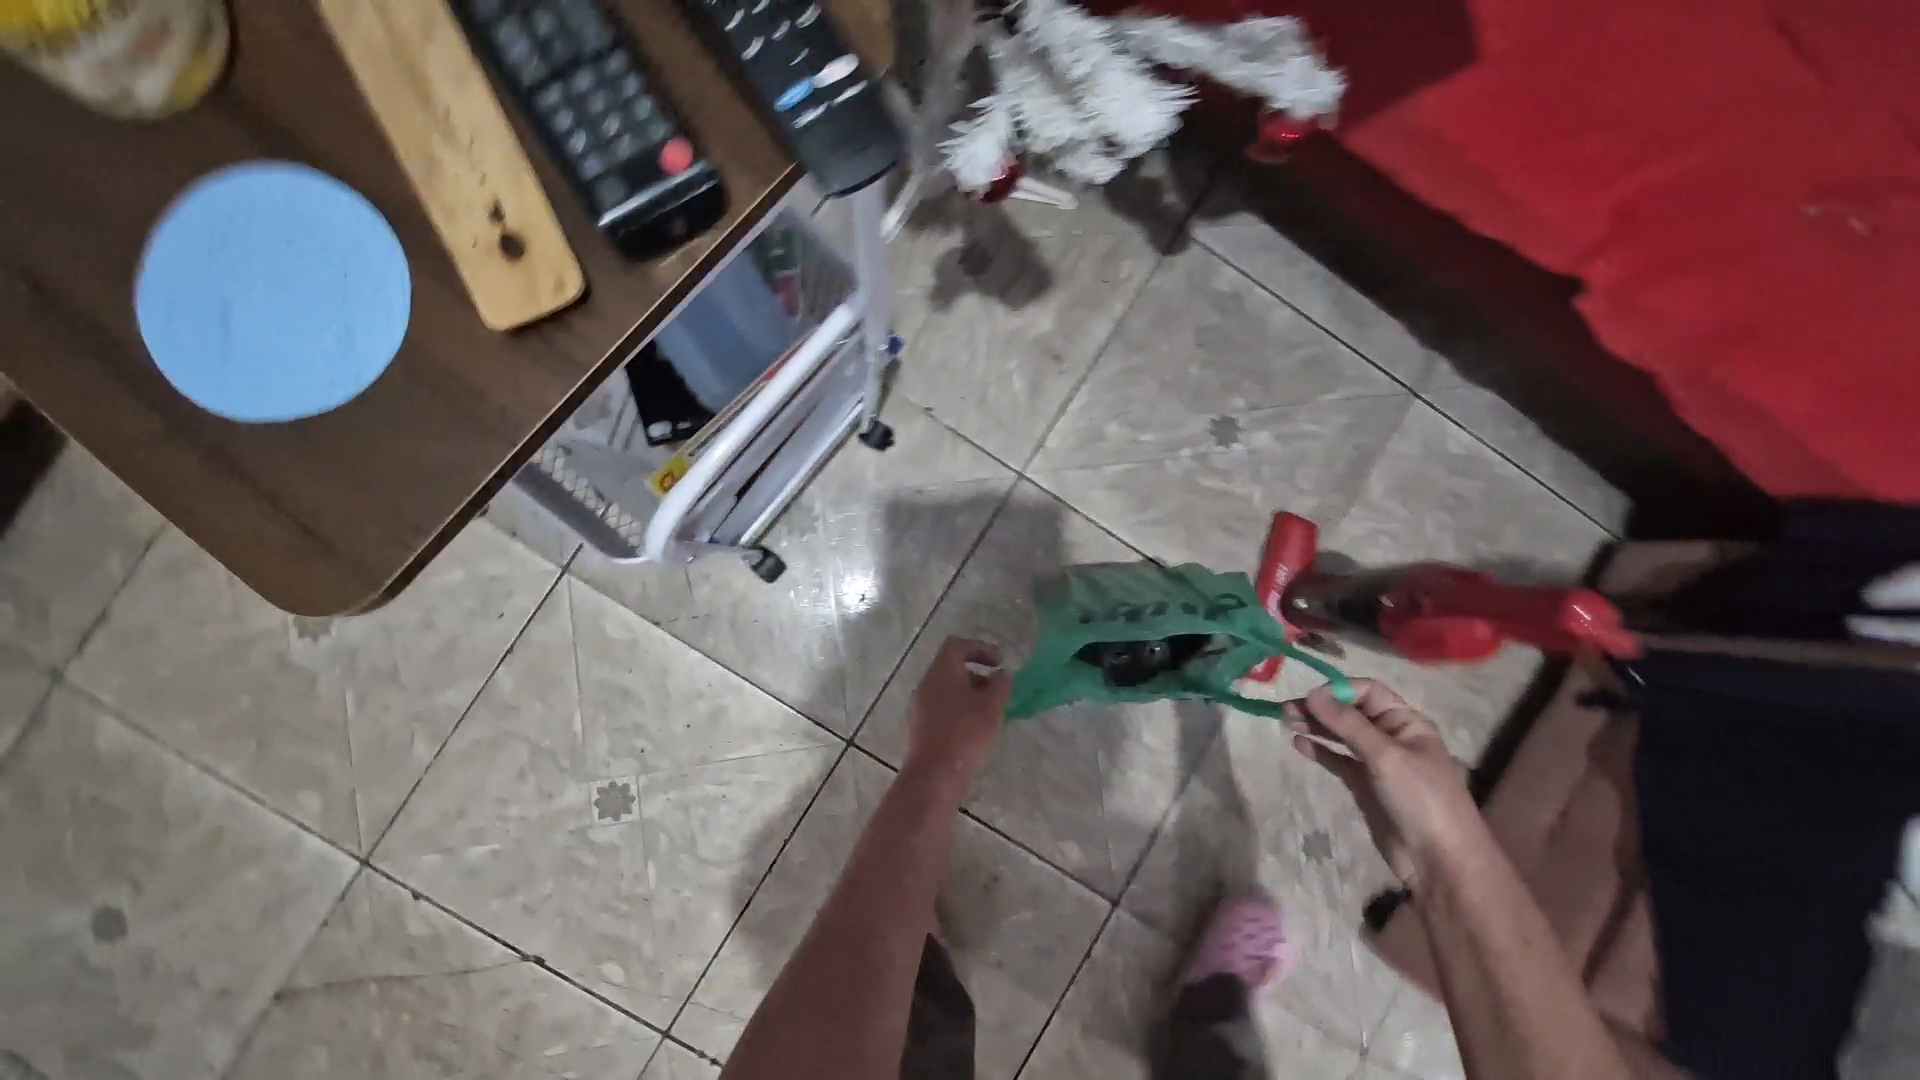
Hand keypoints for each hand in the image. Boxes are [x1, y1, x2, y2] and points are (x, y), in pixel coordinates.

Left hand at [903, 637, 1010, 789]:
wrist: (934, 775)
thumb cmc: (966, 733)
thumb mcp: (992, 706)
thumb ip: (1001, 684)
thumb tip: (1000, 675)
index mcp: (941, 671)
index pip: (957, 645)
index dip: (980, 648)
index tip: (1000, 663)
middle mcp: (926, 684)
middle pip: (952, 669)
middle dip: (978, 677)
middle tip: (997, 693)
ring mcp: (919, 707)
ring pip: (947, 691)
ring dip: (969, 697)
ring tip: (989, 716)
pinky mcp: (919, 728)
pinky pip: (942, 710)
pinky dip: (959, 713)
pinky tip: (973, 733)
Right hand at [1286, 680, 1480, 888]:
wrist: (1439, 859)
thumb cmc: (1420, 798)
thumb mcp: (1385, 756)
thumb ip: (1347, 724)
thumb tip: (1312, 694)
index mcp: (1406, 722)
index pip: (1368, 692)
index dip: (1338, 691)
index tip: (1309, 699)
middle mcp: (1391, 737)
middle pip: (1350, 712)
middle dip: (1320, 708)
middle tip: (1285, 711)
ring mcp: (1377, 762)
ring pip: (1341, 735)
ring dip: (1316, 726)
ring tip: (1286, 722)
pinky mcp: (1365, 785)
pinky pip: (1338, 760)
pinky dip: (1319, 751)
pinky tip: (1299, 745)